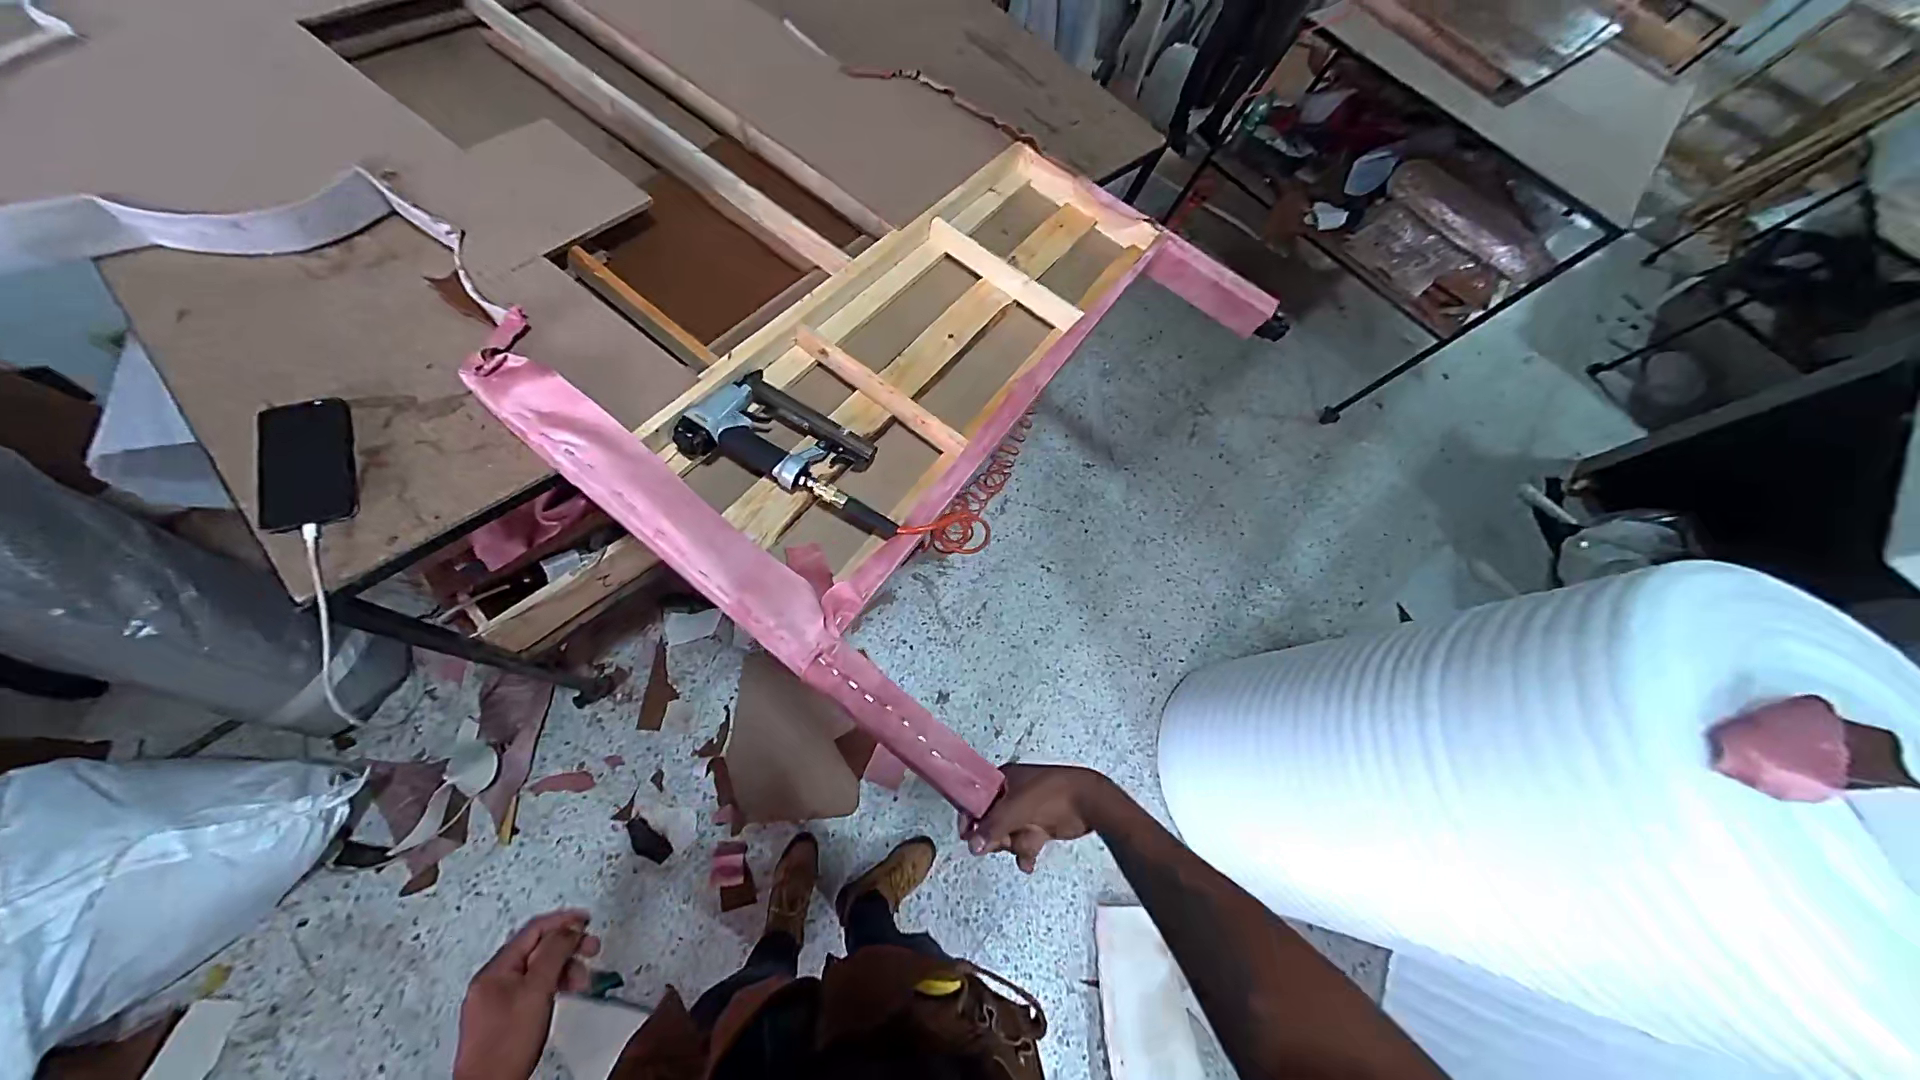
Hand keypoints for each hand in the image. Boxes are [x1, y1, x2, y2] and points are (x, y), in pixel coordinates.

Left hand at [453, 910, 600, 1079]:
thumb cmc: (506, 1046)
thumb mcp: (537, 990)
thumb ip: (554, 953)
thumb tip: (568, 928)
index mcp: (495, 971)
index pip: (533, 930)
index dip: (563, 920)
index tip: (585, 920)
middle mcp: (491, 982)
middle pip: (535, 948)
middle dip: (566, 945)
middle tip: (589, 947)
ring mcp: (494, 1000)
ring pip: (535, 968)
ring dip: (563, 966)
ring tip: (580, 978)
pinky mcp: (501, 1016)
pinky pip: (531, 986)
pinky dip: (553, 982)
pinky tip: (563, 991)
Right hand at [961, 764, 1117, 872]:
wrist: (1090, 802)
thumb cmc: (1052, 795)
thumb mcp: (1017, 808)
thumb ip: (993, 827)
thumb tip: (972, 845)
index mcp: (1004, 779)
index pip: (978, 798)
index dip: (971, 817)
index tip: (966, 835)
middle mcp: (1013, 794)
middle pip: (991, 821)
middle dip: (996, 836)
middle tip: (1002, 843)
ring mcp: (1027, 811)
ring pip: (1008, 834)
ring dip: (1014, 845)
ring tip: (1026, 847)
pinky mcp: (1040, 825)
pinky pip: (1024, 842)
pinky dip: (1025, 853)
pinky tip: (1029, 862)